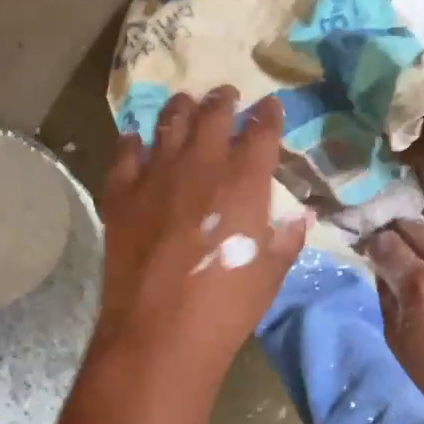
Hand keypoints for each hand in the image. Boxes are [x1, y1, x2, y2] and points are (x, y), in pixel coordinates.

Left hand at [90, 88, 311, 382]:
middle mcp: (201, 165)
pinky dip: (133, 143)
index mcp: (244, 181)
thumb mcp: (272, 272)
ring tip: (185, 102)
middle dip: (223, 100)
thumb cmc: (227, 305)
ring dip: (180, 109)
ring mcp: (156, 175)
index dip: (267, 114)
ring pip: (168, 124)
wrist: (160, 329)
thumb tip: (302, 216)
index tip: (270, 106)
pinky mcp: (121, 194)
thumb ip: (287, 236)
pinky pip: (125, 154)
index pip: (261, 131)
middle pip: (213, 115)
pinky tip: (136, 140)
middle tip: (226, 94)